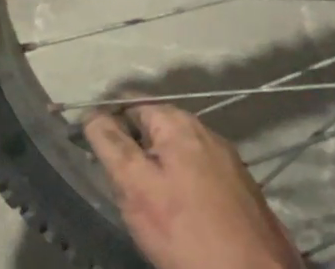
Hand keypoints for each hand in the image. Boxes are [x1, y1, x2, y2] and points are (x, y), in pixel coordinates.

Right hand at [85, 105, 303, 268]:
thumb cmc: (188, 233)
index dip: (105, 120)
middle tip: (119, 184)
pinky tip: (178, 214)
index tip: (91, 149)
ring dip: (156, 169)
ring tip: (146, 203)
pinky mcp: (243, 191)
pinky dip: (181, 185)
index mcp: (179, 124)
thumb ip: (109, 144)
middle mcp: (207, 133)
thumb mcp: (135, 187)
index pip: (128, 102)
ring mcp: (229, 163)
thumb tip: (92, 114)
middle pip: (153, 127)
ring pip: (176, 153)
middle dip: (132, 149)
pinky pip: (198, 174)